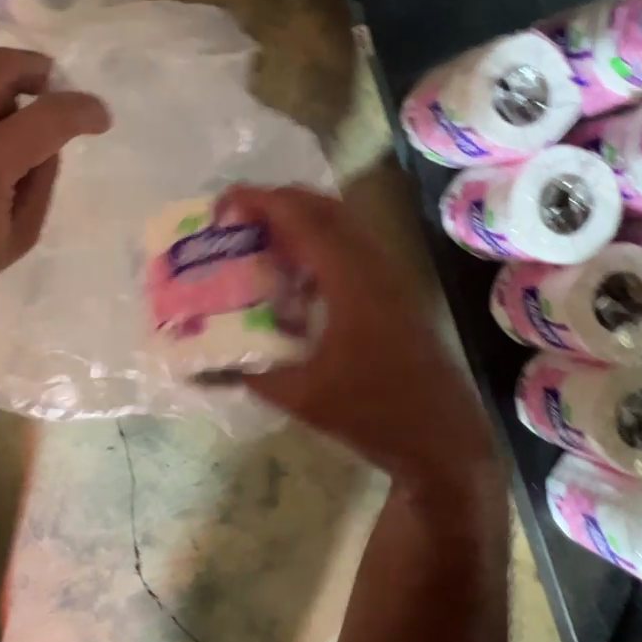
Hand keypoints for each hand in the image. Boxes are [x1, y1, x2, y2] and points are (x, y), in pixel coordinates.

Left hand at [0, 48, 110, 329]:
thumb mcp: (16, 238)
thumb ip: (41, 182)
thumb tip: (48, 145)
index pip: (49, 113)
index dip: (84, 110)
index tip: (99, 119)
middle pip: (4, 64)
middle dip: (40, 72)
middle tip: (55, 92)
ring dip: (5, 85)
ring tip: (16, 120)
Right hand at [223, 185, 495, 480]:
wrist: (444, 439)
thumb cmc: (373, 413)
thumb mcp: (302, 396)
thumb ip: (248, 375)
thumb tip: (198, 369)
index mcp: (350, 280)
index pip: (301, 218)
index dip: (260, 201)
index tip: (221, 205)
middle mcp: (372, 266)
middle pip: (323, 207)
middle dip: (277, 202)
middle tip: (235, 218)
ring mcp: (388, 277)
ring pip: (340, 225)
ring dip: (298, 221)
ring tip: (257, 240)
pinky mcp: (394, 292)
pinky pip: (350, 248)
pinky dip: (317, 244)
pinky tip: (293, 277)